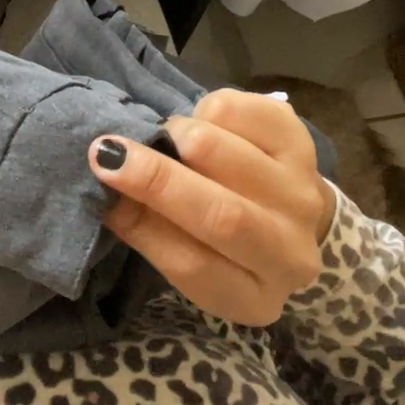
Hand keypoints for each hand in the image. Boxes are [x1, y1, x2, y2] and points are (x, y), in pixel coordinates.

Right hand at [89, 88, 335, 326]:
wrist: (285, 210)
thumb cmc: (221, 239)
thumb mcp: (187, 254)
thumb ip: (148, 228)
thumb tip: (106, 189)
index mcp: (253, 295)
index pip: (195, 266)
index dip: (141, 224)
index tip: (103, 187)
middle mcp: (290, 251)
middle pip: (222, 215)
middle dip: (157, 177)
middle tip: (110, 149)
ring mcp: (302, 194)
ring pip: (227, 152)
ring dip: (180, 134)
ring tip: (169, 139)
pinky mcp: (302, 140)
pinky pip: (243, 111)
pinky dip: (208, 108)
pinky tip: (206, 123)